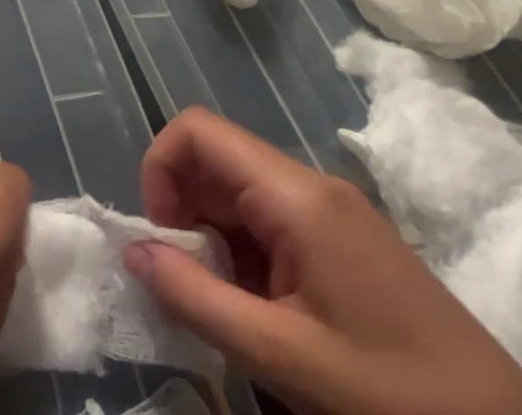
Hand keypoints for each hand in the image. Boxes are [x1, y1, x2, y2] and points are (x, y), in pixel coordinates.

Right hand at [126, 107, 521, 414]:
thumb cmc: (389, 390)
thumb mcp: (278, 353)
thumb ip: (193, 297)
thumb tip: (131, 250)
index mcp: (298, 197)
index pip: (198, 132)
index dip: (159, 171)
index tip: (163, 240)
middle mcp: (313, 189)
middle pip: (214, 164)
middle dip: (180, 215)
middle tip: (187, 286)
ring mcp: (332, 216)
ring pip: (237, 198)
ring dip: (209, 243)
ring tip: (223, 309)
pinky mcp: (343, 244)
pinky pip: (267, 227)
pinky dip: (240, 259)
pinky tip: (257, 315)